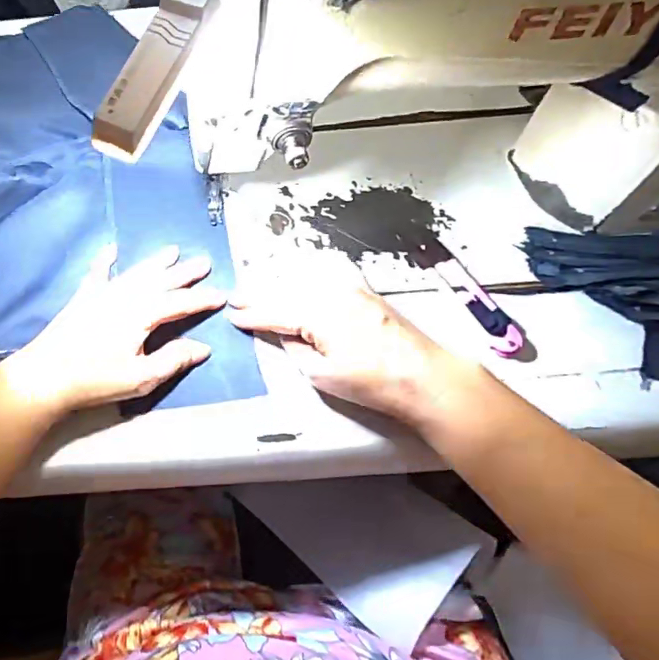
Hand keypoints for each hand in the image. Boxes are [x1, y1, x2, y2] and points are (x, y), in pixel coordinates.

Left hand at [0, 244, 224, 414]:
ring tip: (172, 250)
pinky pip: (97, 272)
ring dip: (155, 262)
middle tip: (204, 262)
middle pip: (160, 281)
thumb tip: (202, 348)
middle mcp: (124, 297)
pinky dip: (106, 260)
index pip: (179, 304)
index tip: (221, 295)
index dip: (202, 300)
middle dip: (184, 273)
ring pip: (135, 272)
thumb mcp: (141, 378)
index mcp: (142, 315)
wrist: (46, 375)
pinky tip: (112, 249)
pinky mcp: (83, 298)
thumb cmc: (95, 380)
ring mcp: (102, 294)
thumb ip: (172, 360)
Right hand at [228, 252, 489, 433]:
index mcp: (318, 313)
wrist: (424, 377)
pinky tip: (299, 277)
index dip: (252, 315)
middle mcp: (333, 293)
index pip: (275, 312)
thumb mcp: (322, 375)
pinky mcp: (366, 293)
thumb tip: (289, 335)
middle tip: (238, 297)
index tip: (234, 316)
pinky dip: (306, 279)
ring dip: (280, 284)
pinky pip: (326, 278)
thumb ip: (296, 350)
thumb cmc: (375, 382)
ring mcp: (352, 289)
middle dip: (260, 294)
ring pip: (305, 281)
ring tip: (261, 287)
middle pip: (287, 290)